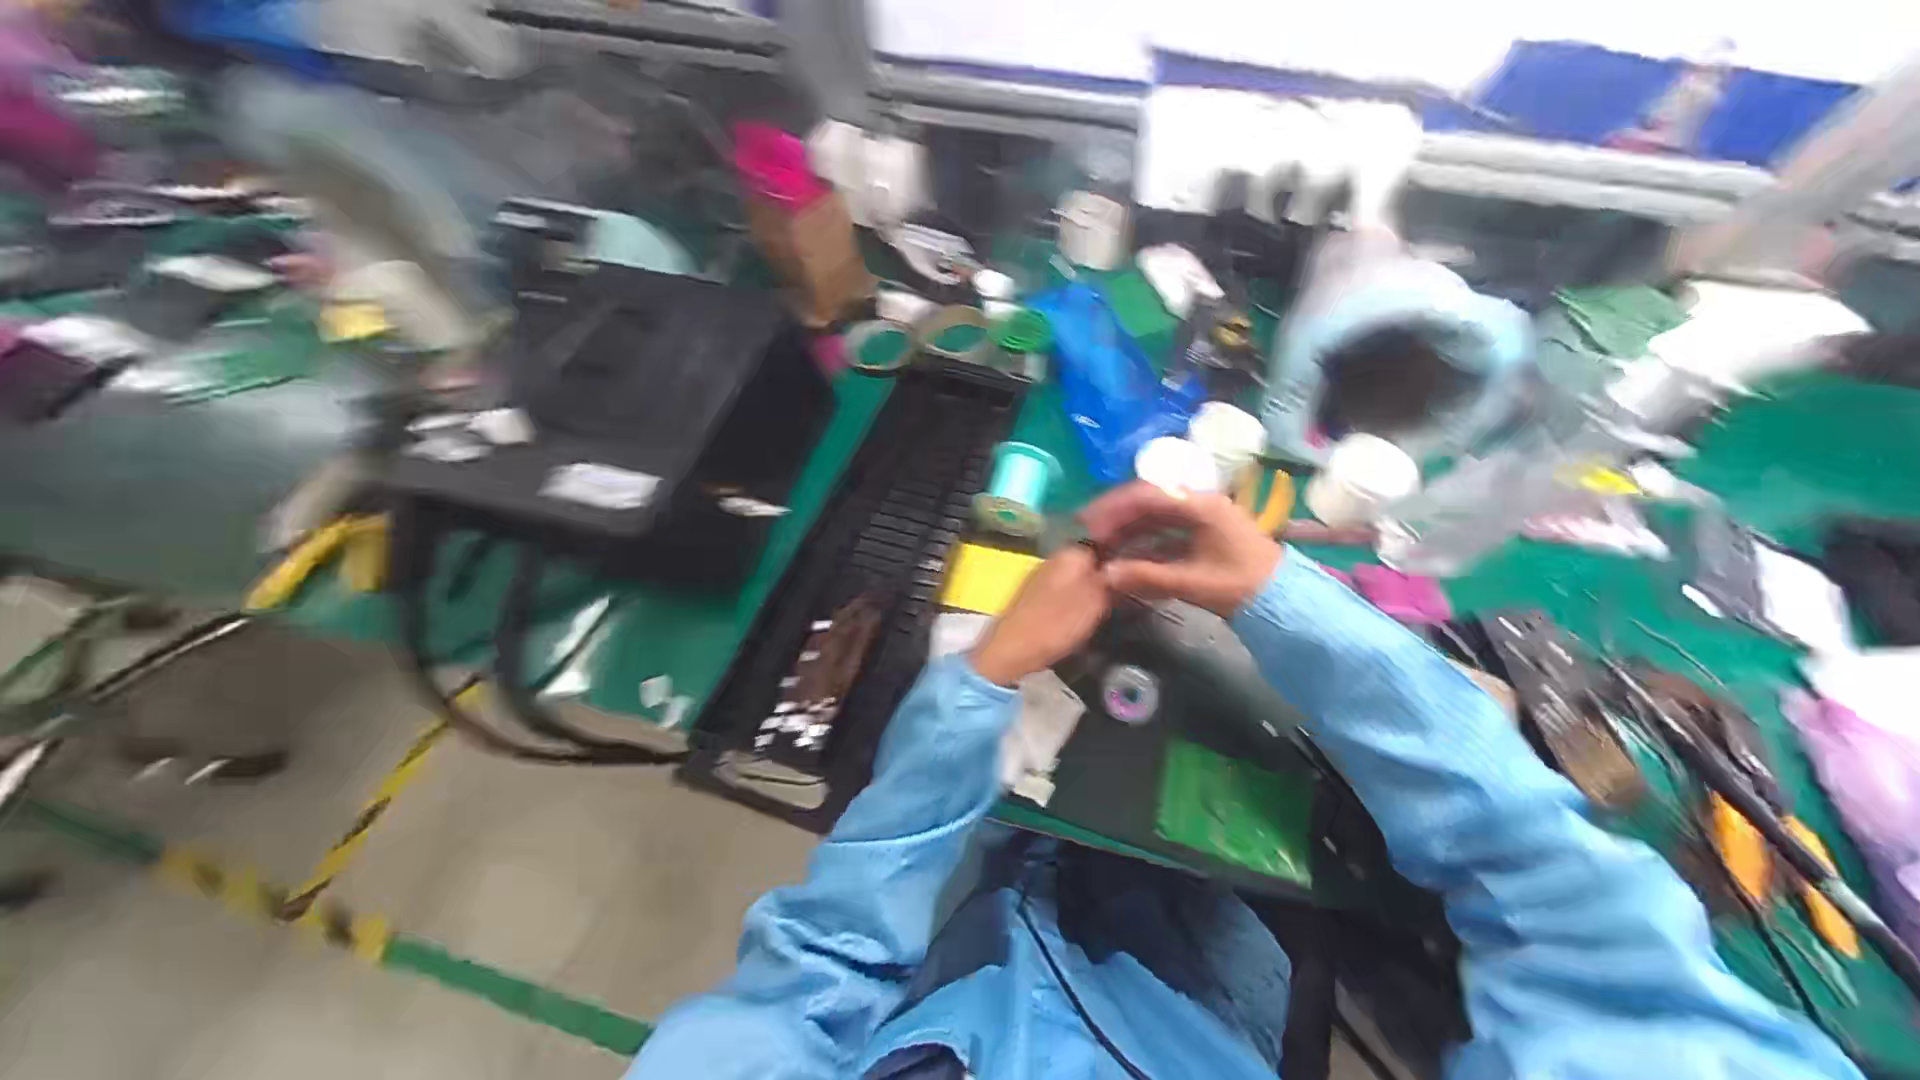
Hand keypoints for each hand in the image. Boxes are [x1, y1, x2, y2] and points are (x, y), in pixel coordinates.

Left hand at [970, 545, 1111, 686]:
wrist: (1009, 652)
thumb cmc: (1054, 626)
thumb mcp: (1093, 602)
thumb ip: (1110, 579)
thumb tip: (1124, 562)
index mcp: (1069, 554)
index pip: (1106, 544)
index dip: (1122, 559)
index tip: (1137, 576)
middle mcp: (1052, 559)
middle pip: (1090, 561)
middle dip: (1105, 577)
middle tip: (1125, 596)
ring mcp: (1040, 577)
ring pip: (1076, 577)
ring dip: (1090, 590)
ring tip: (1105, 608)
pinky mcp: (1032, 597)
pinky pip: (1062, 592)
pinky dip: (1072, 602)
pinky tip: (1078, 617)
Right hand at [1080, 481, 1281, 616]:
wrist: (1284, 604)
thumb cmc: (1241, 586)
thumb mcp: (1191, 582)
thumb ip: (1145, 576)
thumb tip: (1104, 574)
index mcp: (1200, 506)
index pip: (1147, 495)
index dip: (1113, 507)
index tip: (1088, 522)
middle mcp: (1199, 505)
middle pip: (1148, 503)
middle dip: (1116, 519)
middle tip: (1089, 535)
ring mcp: (1202, 521)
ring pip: (1155, 519)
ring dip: (1128, 532)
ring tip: (1102, 549)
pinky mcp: (1203, 538)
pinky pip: (1166, 534)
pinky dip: (1144, 545)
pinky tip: (1126, 560)